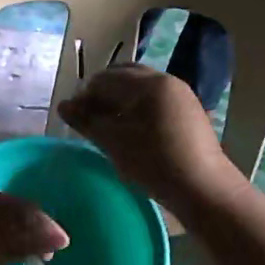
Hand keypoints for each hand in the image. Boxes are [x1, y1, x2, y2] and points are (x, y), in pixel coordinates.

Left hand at [0, 190, 68, 264]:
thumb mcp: (2, 249)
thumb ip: (31, 240)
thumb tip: (62, 237)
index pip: (26, 207)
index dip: (46, 225)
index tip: (59, 245)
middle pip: (14, 213)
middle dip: (33, 230)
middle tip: (46, 252)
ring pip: (1, 223)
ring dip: (18, 237)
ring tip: (29, 256)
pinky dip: (3, 242)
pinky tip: (5, 256)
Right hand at [57, 64, 239, 206]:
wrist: (202, 188)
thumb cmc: (153, 163)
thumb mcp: (113, 142)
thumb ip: (86, 121)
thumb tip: (62, 105)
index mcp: (147, 84)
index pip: (105, 79)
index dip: (83, 96)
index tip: (73, 118)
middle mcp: (166, 81)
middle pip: (124, 77)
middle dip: (101, 94)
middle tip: (87, 119)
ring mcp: (181, 95)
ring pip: (140, 88)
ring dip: (118, 101)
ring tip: (106, 127)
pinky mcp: (188, 111)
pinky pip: (154, 100)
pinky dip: (136, 108)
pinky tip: (130, 132)